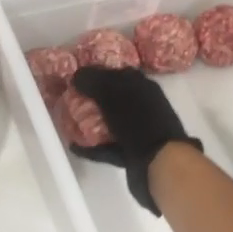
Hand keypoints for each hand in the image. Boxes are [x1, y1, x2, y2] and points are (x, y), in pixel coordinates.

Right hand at [69, 66, 200, 215]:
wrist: (160, 159)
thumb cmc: (137, 119)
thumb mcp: (112, 93)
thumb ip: (93, 80)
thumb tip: (75, 75)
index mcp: (141, 85)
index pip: (114, 73)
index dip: (94, 76)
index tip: (74, 83)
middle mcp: (142, 104)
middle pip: (112, 98)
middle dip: (92, 101)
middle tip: (72, 104)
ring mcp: (140, 129)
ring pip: (111, 122)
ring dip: (92, 123)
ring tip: (73, 125)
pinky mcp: (134, 151)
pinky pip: (110, 145)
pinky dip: (94, 146)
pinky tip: (77, 147)